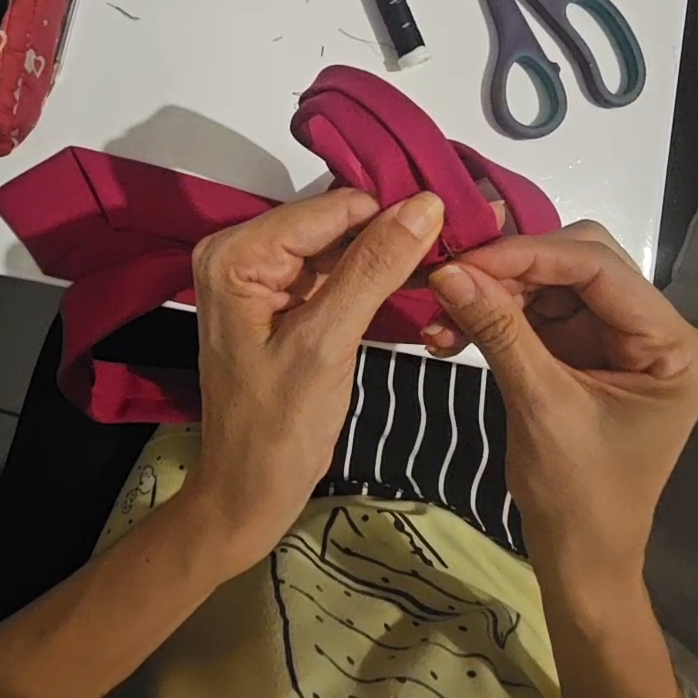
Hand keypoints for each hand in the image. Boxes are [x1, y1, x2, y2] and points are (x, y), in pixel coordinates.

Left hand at [187, 189, 444, 569]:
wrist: (249, 492)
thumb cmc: (277, 430)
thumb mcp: (326, 343)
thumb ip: (373, 269)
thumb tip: (425, 205)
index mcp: (236, 254)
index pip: (329, 209)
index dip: (393, 211)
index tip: (457, 217)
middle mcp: (241, 251)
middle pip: (333, 220)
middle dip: (392, 229)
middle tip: (460, 236)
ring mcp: (261, 273)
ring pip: (339, 243)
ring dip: (388, 250)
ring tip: (450, 251)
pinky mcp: (281, 295)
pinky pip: (334, 268)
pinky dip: (372, 273)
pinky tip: (417, 274)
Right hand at [424, 222, 697, 583]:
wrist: (578, 552)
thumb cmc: (577, 495)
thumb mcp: (538, 405)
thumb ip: (497, 329)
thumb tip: (446, 269)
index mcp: (675, 347)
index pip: (600, 268)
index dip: (529, 254)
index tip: (463, 259)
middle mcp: (656, 330)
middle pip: (578, 263)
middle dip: (511, 270)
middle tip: (452, 282)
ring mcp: (618, 336)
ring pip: (549, 280)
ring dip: (493, 293)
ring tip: (442, 318)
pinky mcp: (584, 345)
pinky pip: (535, 308)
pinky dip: (493, 313)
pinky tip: (453, 330)